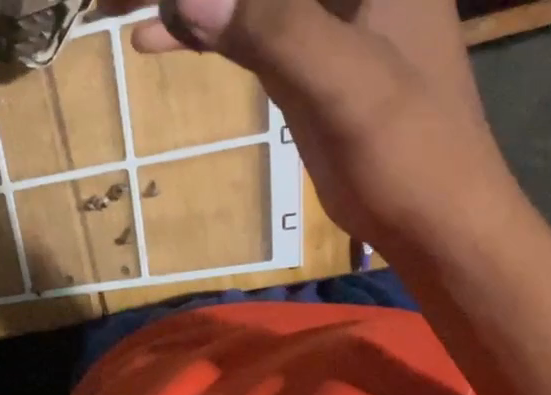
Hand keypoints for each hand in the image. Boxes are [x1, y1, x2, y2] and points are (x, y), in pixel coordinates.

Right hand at [123, 0, 524, 251]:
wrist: (435, 218)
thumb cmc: (411, 151)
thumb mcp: (346, 84)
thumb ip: (276, 29)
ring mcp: (329, 14)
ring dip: (187, 2)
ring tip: (115, 8)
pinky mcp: (307, 56)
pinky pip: (245, 27)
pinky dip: (200, 32)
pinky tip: (152, 39)